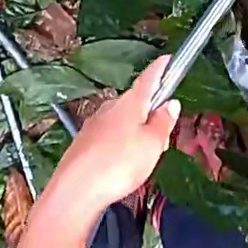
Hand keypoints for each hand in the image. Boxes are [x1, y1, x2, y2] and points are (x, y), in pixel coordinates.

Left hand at [48, 56, 178, 217]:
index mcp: (130, 103)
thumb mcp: (152, 144)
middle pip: (137, 102)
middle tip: (162, 139)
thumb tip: (171, 103)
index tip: (167, 59)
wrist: (77, 188)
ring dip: (137, 131)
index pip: (148, 78)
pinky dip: (122, 143)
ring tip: (143, 159)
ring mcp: (96, 122)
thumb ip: (163, 123)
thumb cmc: (118, 164)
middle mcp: (111, 107)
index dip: (159, 68)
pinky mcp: (86, 140)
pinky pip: (111, 134)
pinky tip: (122, 164)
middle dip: (151, 114)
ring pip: (124, 119)